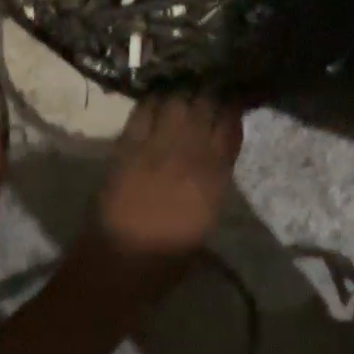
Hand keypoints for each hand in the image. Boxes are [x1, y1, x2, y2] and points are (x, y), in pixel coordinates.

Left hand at [94, 94, 243, 258]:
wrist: (121, 263)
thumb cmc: (168, 257)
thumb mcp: (207, 220)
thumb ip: (214, 181)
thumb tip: (214, 154)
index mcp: (215, 178)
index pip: (230, 127)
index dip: (232, 108)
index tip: (231, 101)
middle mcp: (190, 154)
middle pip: (206, 105)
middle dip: (209, 93)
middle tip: (206, 90)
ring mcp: (158, 146)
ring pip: (177, 101)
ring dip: (182, 93)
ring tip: (182, 92)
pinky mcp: (128, 144)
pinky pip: (144, 110)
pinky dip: (152, 101)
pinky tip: (156, 102)